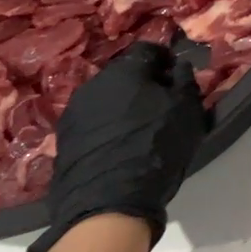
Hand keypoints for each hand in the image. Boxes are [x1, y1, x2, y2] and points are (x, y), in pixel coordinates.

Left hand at [24, 43, 207, 251]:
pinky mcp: (64, 141)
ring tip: (139, 127)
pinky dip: (107, 126)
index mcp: (125, 71)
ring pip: (106, 98)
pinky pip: (93, 122)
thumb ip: (185, 82)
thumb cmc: (157, 146)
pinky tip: (120, 146)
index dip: (165, 59)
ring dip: (123, 105)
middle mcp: (94, 85)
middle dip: (142, 83)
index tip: (176, 76)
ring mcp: (74, 113)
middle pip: (124, 74)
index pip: (148, 49)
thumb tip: (178, 67)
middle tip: (161, 102)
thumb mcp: (187, 110)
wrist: (108, 202)